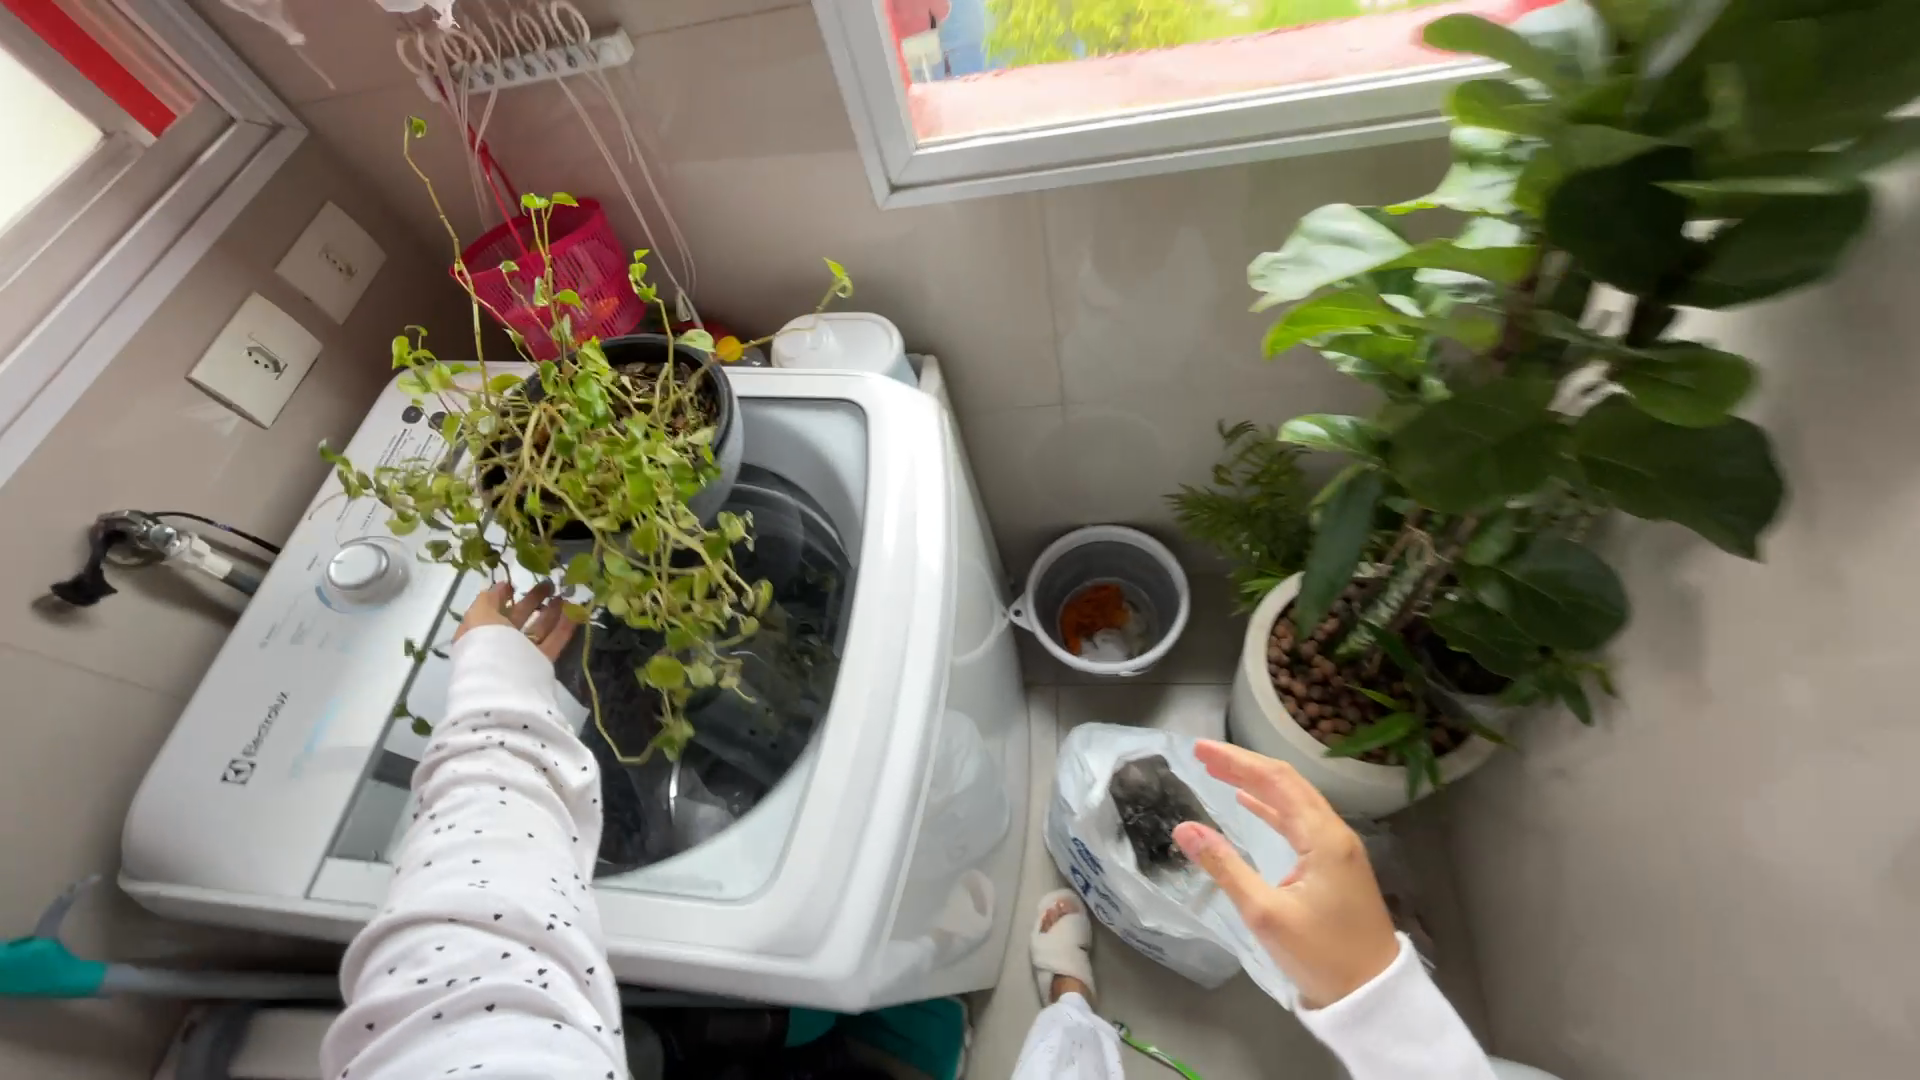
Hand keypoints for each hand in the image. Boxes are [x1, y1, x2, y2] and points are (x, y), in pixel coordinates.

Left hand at [456, 581, 575, 660]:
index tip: (516, 583)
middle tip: (549, 584)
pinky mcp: (541, 663)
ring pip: (538, 629)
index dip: (501, 597)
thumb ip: (488, 600)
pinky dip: (565, 627)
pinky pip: (554, 641)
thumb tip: (500, 586)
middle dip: (532, 601)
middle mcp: (499, 644)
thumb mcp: (479, 615)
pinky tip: (576, 612)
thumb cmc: (486, 643)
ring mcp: (521, 654)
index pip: (491, 612)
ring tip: (565, 596)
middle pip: (518, 619)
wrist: (503, 680)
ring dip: (551, 612)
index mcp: (478, 633)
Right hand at [1172, 741, 1399, 1008]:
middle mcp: (1334, 834)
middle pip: (1286, 783)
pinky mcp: (1335, 866)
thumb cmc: (1322, 956)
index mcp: (1323, 838)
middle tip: (1203, 755)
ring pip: (1292, 800)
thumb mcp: (1265, 913)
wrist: (1375, 1000)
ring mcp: (1338, 850)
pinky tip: (1248, 803)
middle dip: (1243, 764)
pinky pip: (1298, 822)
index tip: (1200, 750)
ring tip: (1217, 771)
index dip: (1236, 760)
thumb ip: (1224, 866)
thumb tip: (1184, 828)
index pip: (1275, 781)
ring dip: (1255, 782)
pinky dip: (1270, 807)